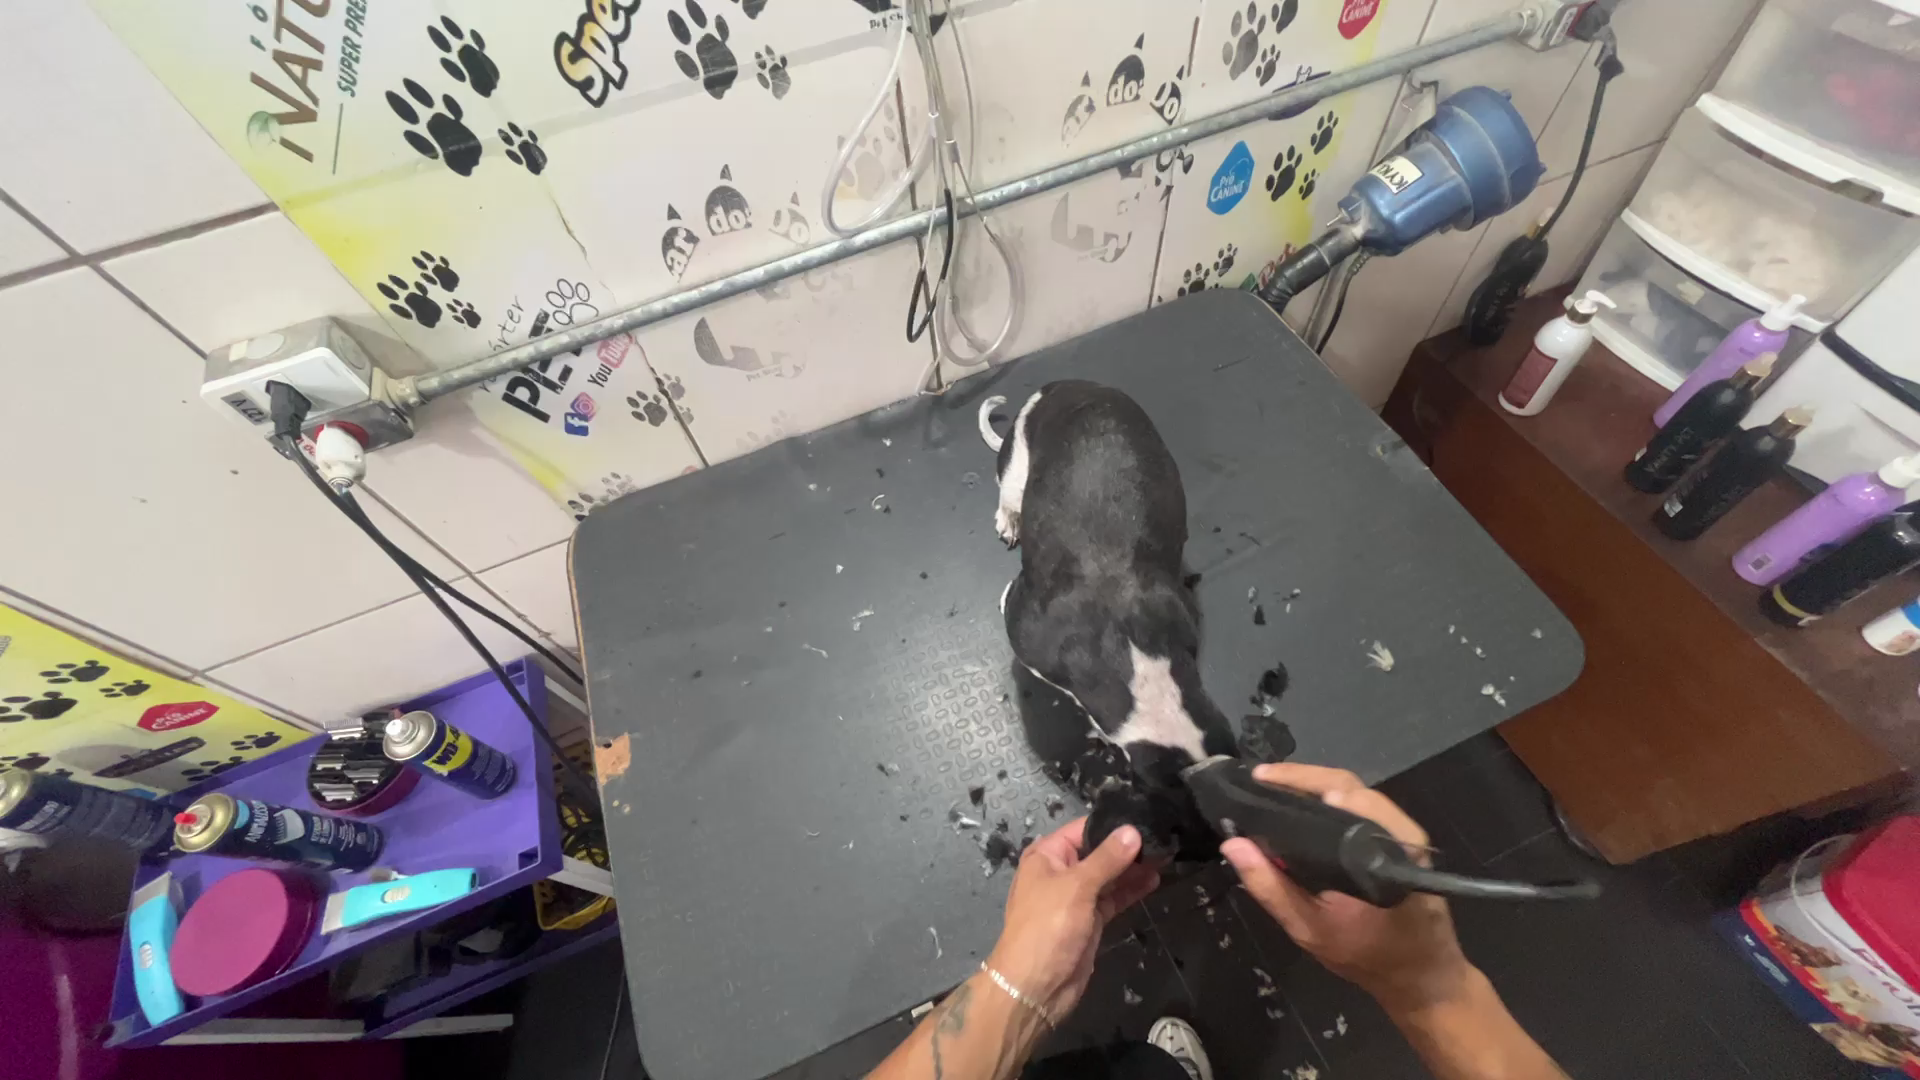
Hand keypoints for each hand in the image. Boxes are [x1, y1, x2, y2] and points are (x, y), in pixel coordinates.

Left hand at [986, 818, 1159, 1020]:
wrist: (1036, 986)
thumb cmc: (1048, 926)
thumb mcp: (1077, 886)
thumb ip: (1107, 858)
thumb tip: (1132, 830)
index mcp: (1047, 854)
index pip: (1083, 829)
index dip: (1112, 825)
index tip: (1145, 818)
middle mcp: (1060, 870)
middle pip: (1097, 852)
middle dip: (1126, 847)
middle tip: (1162, 838)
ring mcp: (1076, 897)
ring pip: (1108, 876)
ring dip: (1132, 869)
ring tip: (1165, 856)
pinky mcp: (1089, 919)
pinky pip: (1112, 898)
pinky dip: (1130, 890)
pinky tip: (1153, 879)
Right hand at [1220, 764, 1471, 1011]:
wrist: (1423, 979)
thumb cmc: (1368, 955)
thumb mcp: (1310, 928)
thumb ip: (1271, 887)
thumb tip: (1232, 844)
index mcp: (1383, 854)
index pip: (1344, 796)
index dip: (1302, 783)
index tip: (1262, 780)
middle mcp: (1400, 836)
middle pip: (1348, 785)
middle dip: (1302, 777)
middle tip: (1260, 778)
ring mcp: (1406, 835)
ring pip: (1356, 791)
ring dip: (1315, 784)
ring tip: (1274, 786)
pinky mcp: (1403, 839)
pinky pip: (1363, 805)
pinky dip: (1330, 798)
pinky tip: (1303, 803)